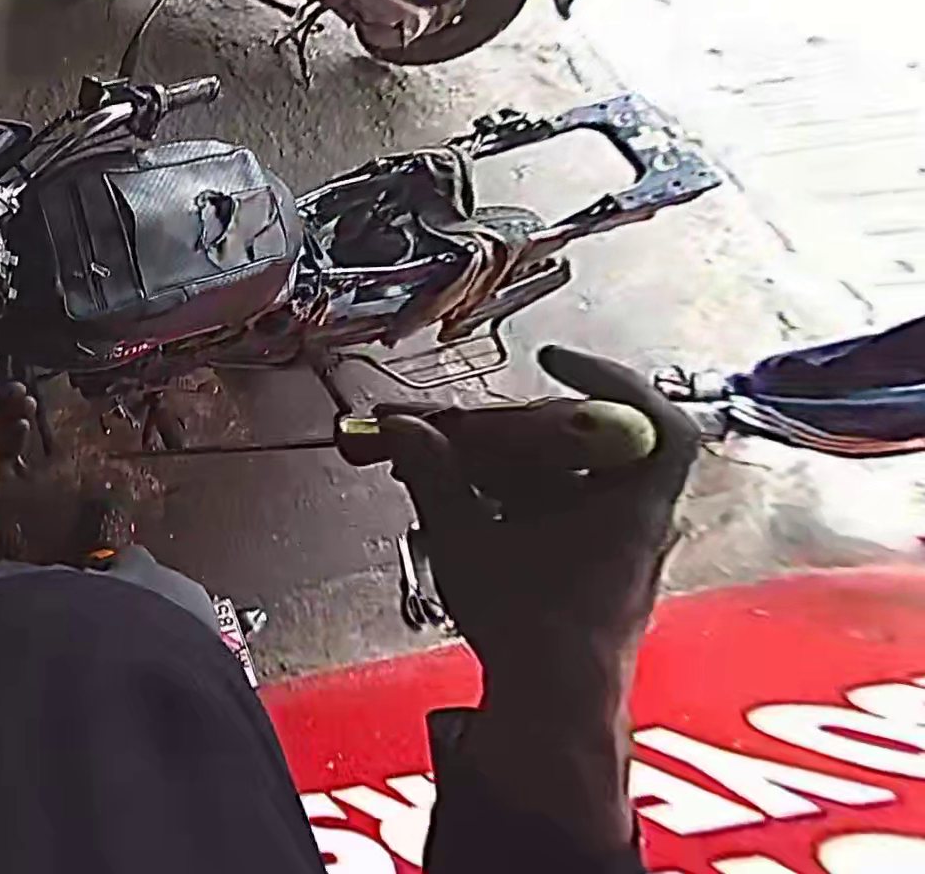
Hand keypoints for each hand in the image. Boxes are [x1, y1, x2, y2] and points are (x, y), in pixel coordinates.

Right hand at [378, 345, 699, 847]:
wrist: (546, 690)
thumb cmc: (524, 618)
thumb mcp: (466, 538)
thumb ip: (433, 474)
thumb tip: (400, 424)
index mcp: (625, 507)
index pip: (651, 426)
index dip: (607, 381)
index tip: (546, 359)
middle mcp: (620, 511)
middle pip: (566, 440)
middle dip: (492, 424)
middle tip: (429, 420)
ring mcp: (593, 529)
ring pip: (538, 466)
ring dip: (476, 452)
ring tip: (413, 450)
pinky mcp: (566, 543)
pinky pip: (526, 492)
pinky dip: (482, 479)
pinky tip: (432, 479)